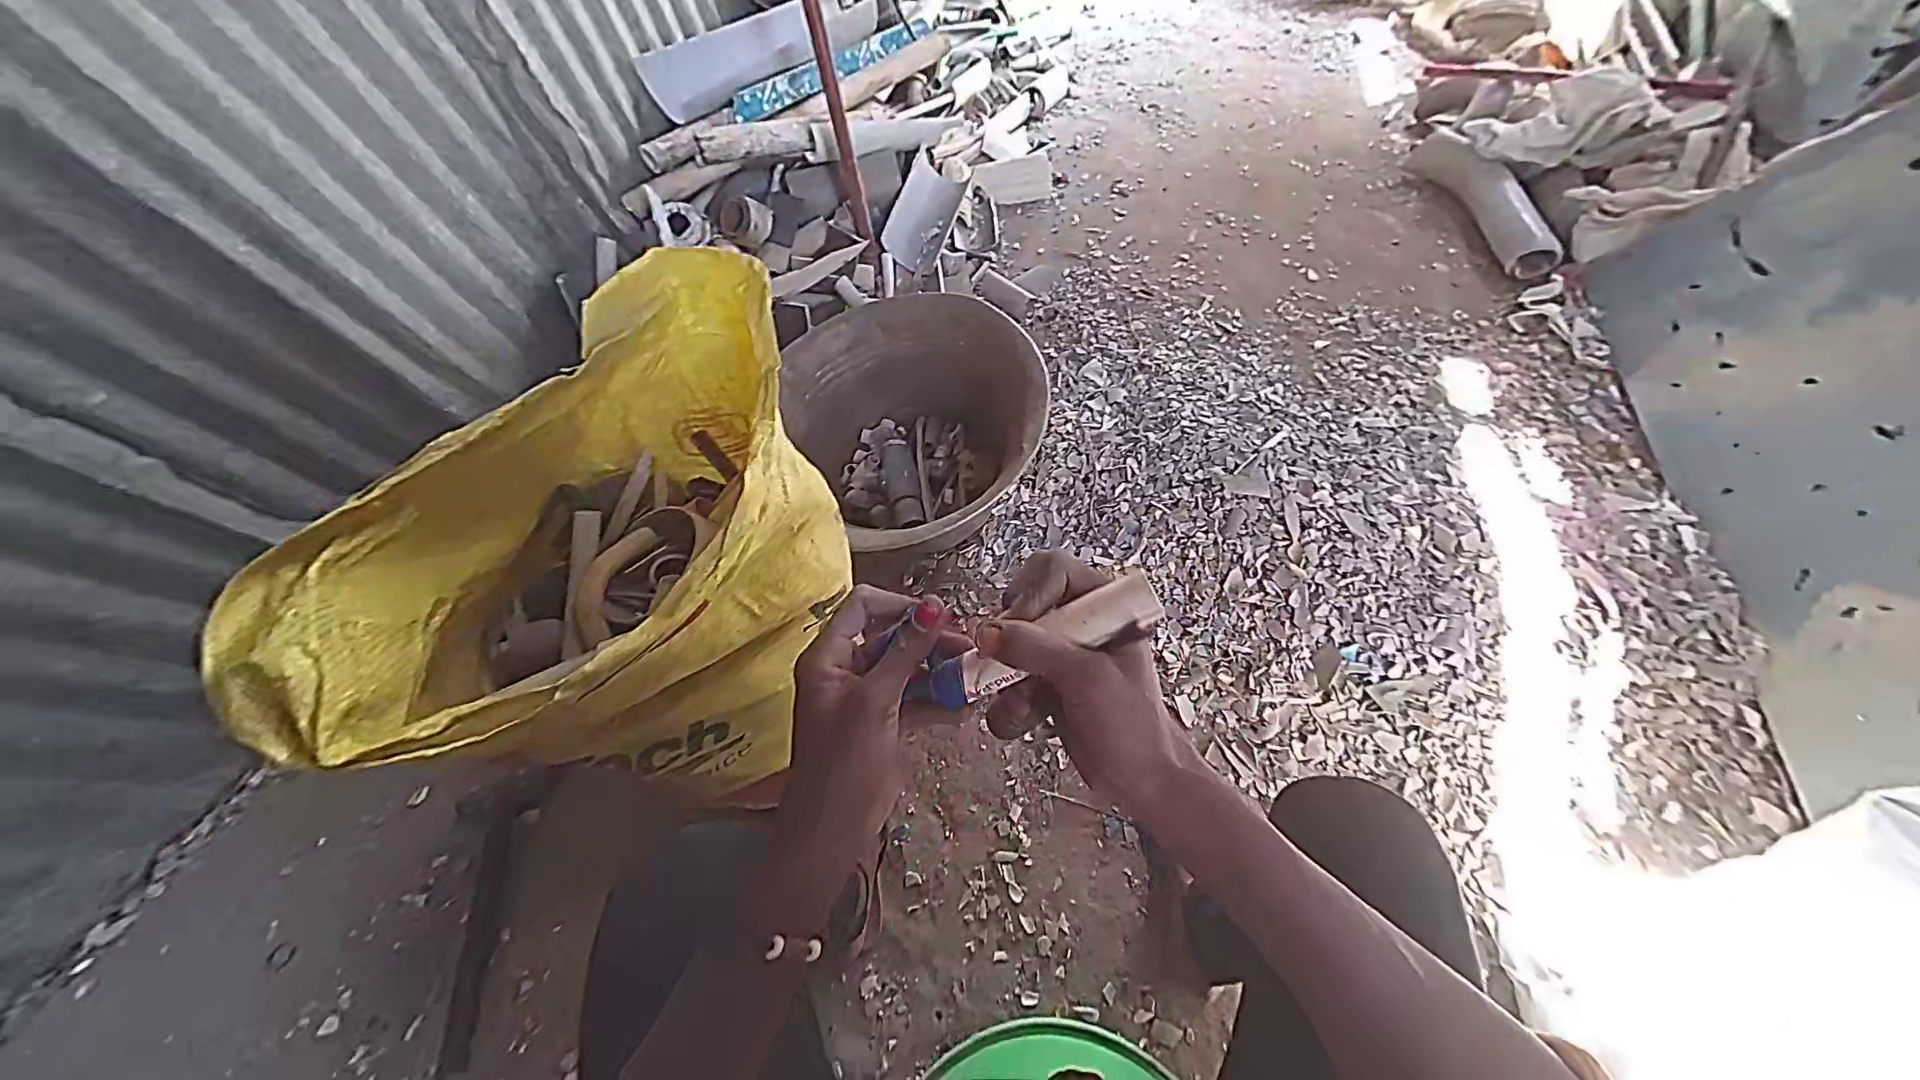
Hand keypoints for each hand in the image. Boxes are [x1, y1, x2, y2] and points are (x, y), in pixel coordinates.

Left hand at [770, 587, 969, 904]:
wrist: (834, 830)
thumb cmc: (844, 762)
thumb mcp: (876, 700)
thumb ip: (906, 651)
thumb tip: (934, 607)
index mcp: (829, 656)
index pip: (864, 606)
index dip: (901, 606)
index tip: (938, 616)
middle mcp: (846, 669)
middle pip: (891, 635)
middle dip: (928, 640)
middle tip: (966, 646)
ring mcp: (868, 695)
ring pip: (908, 666)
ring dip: (939, 668)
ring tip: (971, 675)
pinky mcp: (886, 719)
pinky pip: (915, 696)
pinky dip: (938, 698)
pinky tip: (964, 704)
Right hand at [977, 552, 1204, 819]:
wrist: (1141, 782)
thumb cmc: (1134, 727)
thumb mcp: (1087, 679)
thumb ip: (1036, 649)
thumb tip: (988, 632)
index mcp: (1103, 607)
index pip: (1053, 571)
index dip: (1031, 594)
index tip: (1020, 625)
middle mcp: (1078, 625)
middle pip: (1021, 606)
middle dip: (1011, 642)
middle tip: (1013, 666)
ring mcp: (1058, 655)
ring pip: (1006, 646)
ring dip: (1006, 678)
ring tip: (1028, 703)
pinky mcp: (1042, 684)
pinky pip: (1005, 680)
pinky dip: (1008, 702)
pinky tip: (1029, 719)